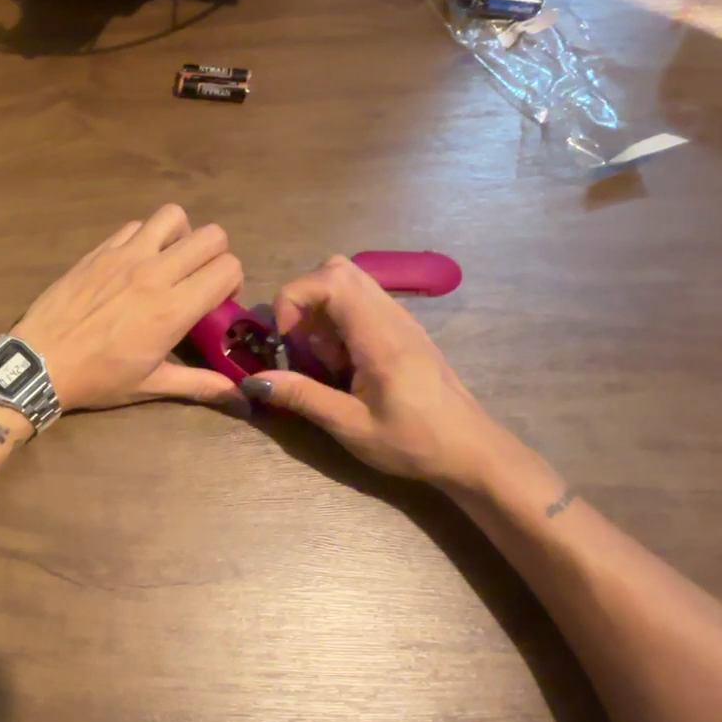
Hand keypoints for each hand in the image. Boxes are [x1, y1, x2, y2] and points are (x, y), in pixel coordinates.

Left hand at [10, 204, 244, 413]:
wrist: (40, 364)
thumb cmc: (96, 379)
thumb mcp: (149, 385)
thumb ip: (198, 384)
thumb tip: (238, 394)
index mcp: (172, 308)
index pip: (227, 268)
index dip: (232, 282)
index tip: (217, 302)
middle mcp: (154, 273)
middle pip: (211, 235)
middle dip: (216, 256)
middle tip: (198, 281)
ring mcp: (124, 256)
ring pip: (173, 217)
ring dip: (182, 236)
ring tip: (170, 263)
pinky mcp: (99, 251)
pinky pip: (135, 226)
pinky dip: (145, 238)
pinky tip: (135, 264)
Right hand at [242, 255, 515, 488]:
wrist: (469, 450)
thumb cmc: (411, 442)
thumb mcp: (349, 425)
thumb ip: (301, 395)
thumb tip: (252, 381)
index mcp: (379, 336)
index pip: (330, 279)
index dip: (294, 300)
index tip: (285, 342)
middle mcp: (391, 316)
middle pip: (337, 270)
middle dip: (303, 302)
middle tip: (300, 348)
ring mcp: (400, 320)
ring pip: (348, 284)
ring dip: (319, 314)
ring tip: (320, 360)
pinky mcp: (402, 331)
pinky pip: (360, 305)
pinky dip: (336, 324)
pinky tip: (341, 366)